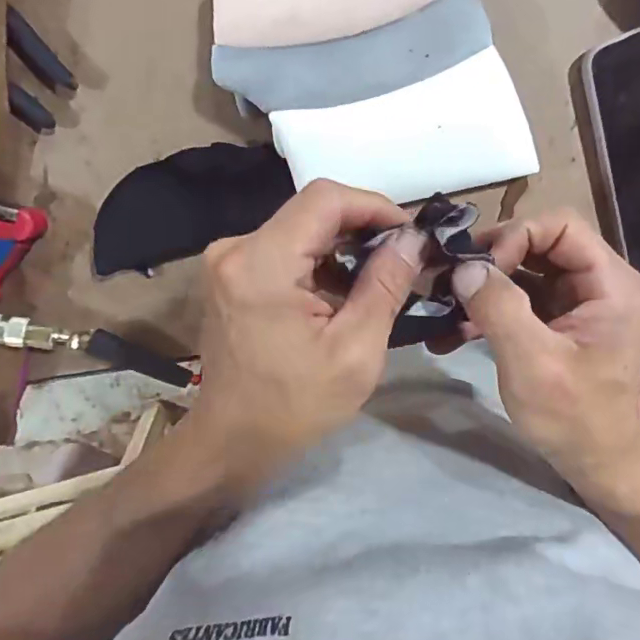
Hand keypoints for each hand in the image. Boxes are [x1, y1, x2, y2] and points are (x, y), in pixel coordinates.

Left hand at [190, 180, 425, 495]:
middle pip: (311, 211)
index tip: (409, 234)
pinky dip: (316, 261)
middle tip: (403, 257)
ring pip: (299, 228)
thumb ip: (385, 284)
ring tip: (380, 276)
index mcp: (261, 264)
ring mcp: (227, 261)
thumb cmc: (294, 406)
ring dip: (341, 246)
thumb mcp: (355, 350)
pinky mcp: (229, 274)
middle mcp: (235, 249)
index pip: (324, 199)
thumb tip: (412, 238)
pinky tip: (342, 289)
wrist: (231, 440)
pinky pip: (282, 249)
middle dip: (362, 228)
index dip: (373, 206)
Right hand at [446, 210, 639, 515]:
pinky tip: (453, 329)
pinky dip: (487, 308)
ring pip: (522, 269)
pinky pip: (518, 298)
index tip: (480, 270)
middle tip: (451, 280)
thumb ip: (499, 308)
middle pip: (538, 242)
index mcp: (611, 283)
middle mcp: (598, 283)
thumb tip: (463, 268)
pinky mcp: (556, 322)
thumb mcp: (533, 362)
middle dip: (491, 260)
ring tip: (444, 304)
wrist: (596, 465)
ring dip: (483, 285)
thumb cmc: (574, 417)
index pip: (560, 225)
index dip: (515, 236)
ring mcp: (577, 303)